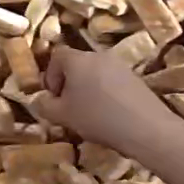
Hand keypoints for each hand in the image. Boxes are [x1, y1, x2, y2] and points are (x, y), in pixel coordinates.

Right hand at [35, 46, 183, 156]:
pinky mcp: (135, 77)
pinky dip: (105, 92)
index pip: (57, 56)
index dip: (50, 75)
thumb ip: (45, 106)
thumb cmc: (97, 117)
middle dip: (69, 83)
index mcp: (78, 59)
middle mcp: (98, 55)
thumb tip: (39, 100)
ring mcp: (120, 65)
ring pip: (95, 72)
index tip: (54, 97)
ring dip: (87, 88)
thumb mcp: (62, 116)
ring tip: (89, 112)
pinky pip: (112, 80)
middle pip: (77, 63)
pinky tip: (109, 114)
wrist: (145, 127)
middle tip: (69, 106)